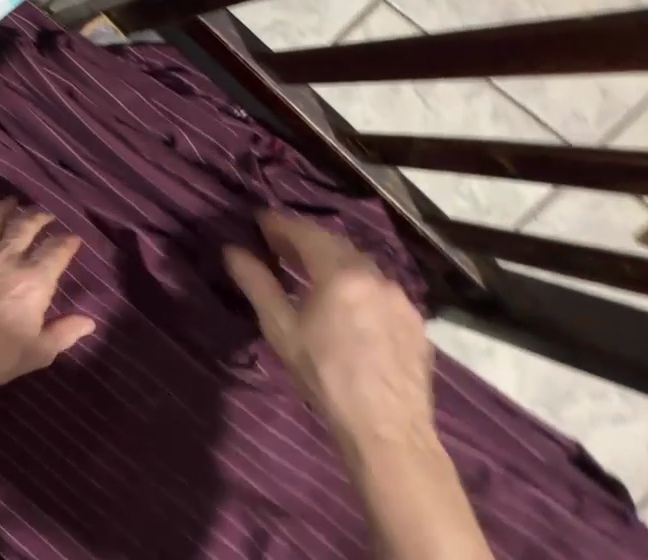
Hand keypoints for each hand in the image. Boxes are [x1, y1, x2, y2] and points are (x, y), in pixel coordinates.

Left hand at [0, 200, 95, 390]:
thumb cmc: (2, 355)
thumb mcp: (41, 350)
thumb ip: (65, 332)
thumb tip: (89, 321)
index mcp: (34, 280)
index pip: (56, 251)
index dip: (68, 242)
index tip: (74, 238)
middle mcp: (8, 259)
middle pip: (24, 226)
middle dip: (38, 215)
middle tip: (45, 213)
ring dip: (5, 208)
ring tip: (11, 202)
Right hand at [224, 214, 433, 452]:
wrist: (387, 428)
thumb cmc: (324, 373)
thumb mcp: (279, 326)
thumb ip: (256, 283)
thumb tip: (232, 251)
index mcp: (341, 274)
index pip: (306, 233)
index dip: (279, 223)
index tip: (258, 219)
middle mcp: (377, 278)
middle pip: (336, 245)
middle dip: (304, 239)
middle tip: (276, 242)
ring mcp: (402, 300)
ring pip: (361, 266)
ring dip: (331, 260)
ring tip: (306, 269)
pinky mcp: (415, 323)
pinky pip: (379, 288)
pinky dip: (354, 282)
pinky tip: (342, 301)